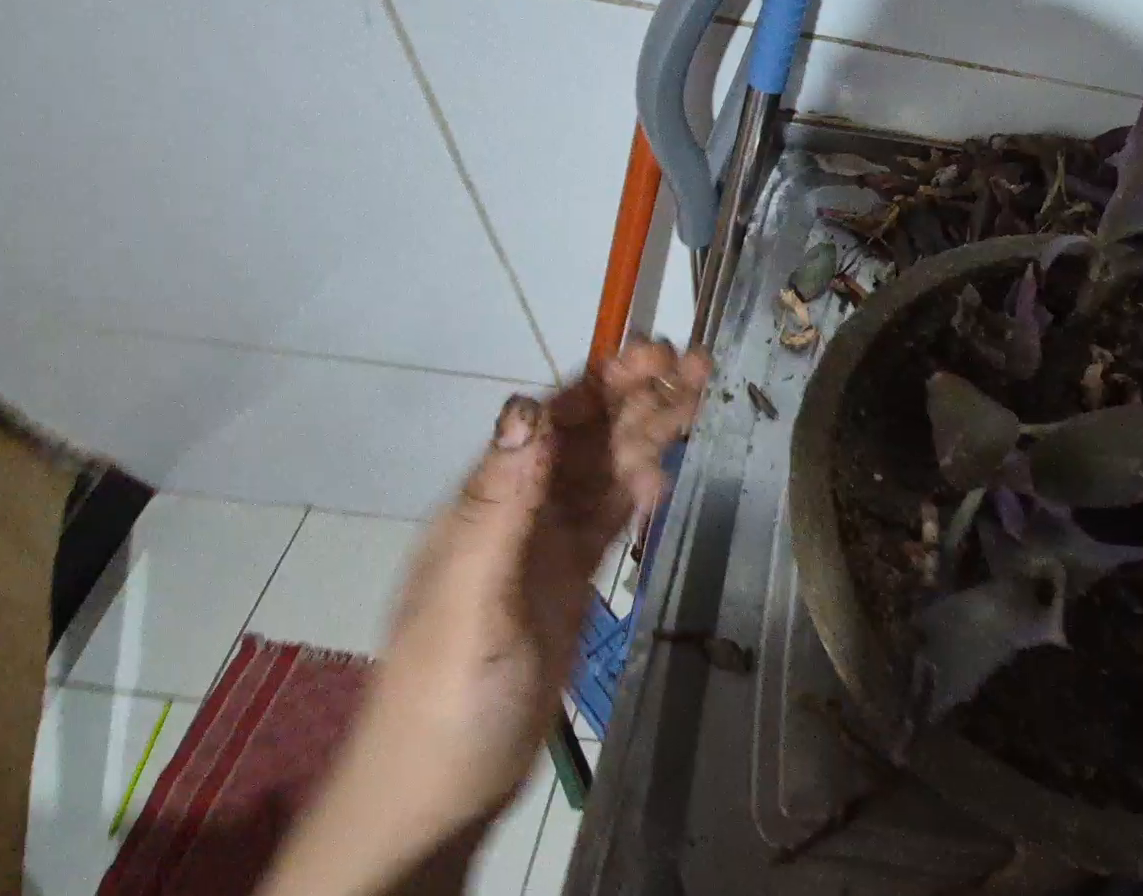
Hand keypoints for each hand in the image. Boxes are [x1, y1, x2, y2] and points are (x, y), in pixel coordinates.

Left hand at [259, 340, 708, 895]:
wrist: (441, 787)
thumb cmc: (447, 693)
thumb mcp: (469, 598)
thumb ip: (501, 504)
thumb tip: (527, 407)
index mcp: (488, 502)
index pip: (551, 422)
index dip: (603, 383)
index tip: (657, 354)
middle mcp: (519, 510)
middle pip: (588, 438)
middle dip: (639, 396)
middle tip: (700, 365)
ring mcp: (547, 544)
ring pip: (606, 470)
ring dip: (649, 433)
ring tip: (701, 401)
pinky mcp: (569, 576)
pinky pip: (611, 516)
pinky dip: (639, 488)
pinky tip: (666, 473)